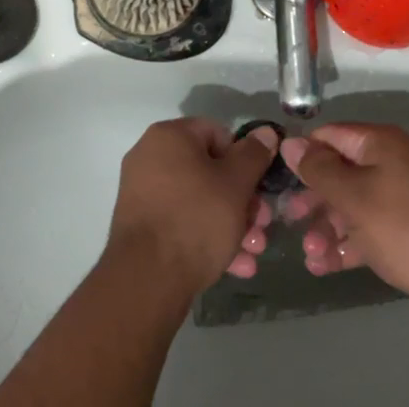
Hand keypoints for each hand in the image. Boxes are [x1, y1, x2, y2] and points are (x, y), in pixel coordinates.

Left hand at [104, 118, 278, 294]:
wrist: (147, 276)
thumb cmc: (196, 218)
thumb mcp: (235, 184)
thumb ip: (253, 155)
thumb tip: (265, 132)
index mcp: (169, 137)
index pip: (217, 133)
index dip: (243, 158)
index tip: (260, 185)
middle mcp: (150, 157)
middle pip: (209, 171)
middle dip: (242, 200)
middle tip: (263, 224)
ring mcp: (144, 192)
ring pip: (199, 201)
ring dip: (232, 224)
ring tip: (255, 250)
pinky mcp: (143, 225)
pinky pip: (182, 222)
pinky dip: (208, 238)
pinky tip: (236, 265)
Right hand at [280, 124, 408, 332]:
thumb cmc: (407, 230)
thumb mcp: (354, 197)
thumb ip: (318, 169)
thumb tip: (290, 142)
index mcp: (380, 143)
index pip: (328, 135)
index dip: (301, 155)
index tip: (277, 180)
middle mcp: (393, 163)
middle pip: (339, 172)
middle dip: (313, 200)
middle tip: (289, 222)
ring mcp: (404, 198)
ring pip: (353, 205)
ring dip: (327, 228)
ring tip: (311, 256)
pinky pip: (370, 230)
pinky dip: (348, 245)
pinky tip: (325, 268)